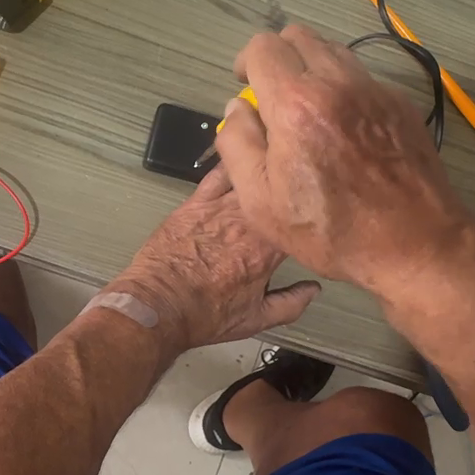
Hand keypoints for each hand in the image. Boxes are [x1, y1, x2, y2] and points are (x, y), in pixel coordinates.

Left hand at [103, 168, 321, 355]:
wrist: (159, 305)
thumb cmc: (206, 314)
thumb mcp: (256, 319)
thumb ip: (292, 304)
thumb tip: (315, 289)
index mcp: (269, 249)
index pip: (300, 223)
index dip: (310, 219)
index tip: (314, 220)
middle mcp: (248, 221)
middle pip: (277, 194)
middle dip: (289, 190)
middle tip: (298, 186)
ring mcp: (221, 207)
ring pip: (252, 178)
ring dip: (265, 172)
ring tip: (277, 164)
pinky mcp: (196, 202)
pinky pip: (219, 174)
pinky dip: (232, 164)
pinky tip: (242, 155)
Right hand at [214, 25, 474, 295]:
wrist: (415, 244)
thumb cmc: (332, 231)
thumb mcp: (260, 201)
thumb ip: (237, 144)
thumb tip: (237, 108)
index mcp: (297, 104)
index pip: (263, 48)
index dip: (246, 62)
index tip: (245, 85)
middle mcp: (338, 84)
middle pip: (299, 36)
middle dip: (277, 57)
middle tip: (272, 94)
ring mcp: (375, 90)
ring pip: (333, 51)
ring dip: (311, 67)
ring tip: (306, 108)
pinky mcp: (400, 103)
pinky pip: (361, 77)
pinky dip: (343, 88)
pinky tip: (343, 127)